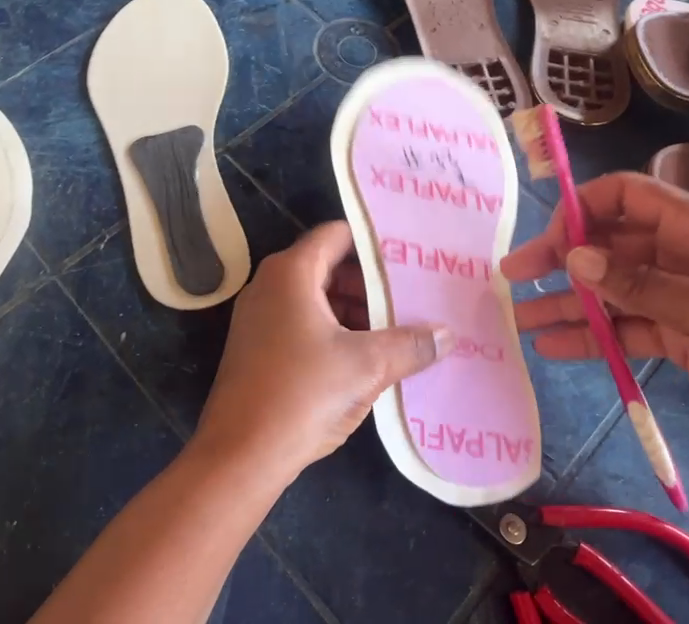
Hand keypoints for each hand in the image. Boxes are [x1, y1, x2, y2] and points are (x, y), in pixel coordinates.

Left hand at [194, 222, 447, 481]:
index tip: (413, 255)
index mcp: (291, 272)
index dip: (375, 242)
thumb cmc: (302, 394)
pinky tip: (370, 357)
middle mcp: (271, 284)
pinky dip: (337, 332)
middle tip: (418, 297)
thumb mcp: (367, 366)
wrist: (241, 453)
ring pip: (319, 298)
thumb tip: (447, 334)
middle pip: (330, 266)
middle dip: (373, 283)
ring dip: (358, 311)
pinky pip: (305, 323)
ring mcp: (261, 316)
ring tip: (403, 330)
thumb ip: (410, 344)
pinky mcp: (259, 346)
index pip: (338, 235)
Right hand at [504, 172, 688, 457]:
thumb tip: (574, 257)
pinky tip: (556, 346)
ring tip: (522, 320)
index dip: (584, 210)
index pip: (629, 196)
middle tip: (515, 278)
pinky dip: (593, 336)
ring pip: (612, 289)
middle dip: (561, 260)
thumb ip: (639, 283)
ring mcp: (683, 296)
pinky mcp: (683, 335)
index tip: (549, 240)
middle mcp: (685, 254)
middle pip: (610, 244)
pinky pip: (626, 326)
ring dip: (568, 303)